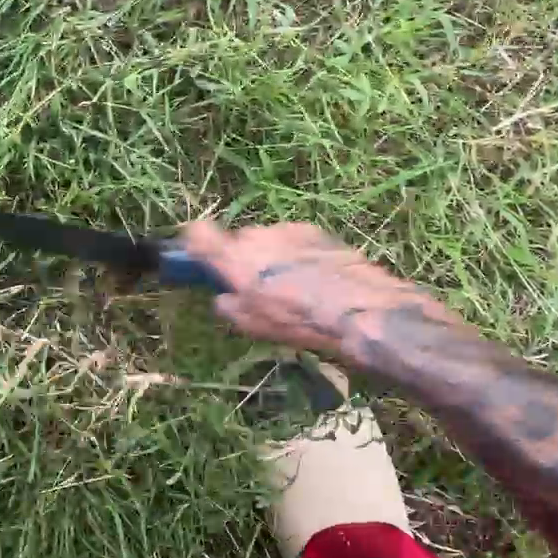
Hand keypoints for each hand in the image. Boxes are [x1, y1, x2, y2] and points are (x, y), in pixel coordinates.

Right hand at [178, 220, 470, 370]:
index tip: (199, 255)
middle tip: (254, 286)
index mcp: (235, 258)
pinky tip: (315, 281)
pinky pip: (297, 241)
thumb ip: (229, 306)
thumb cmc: (299, 322)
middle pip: (239, 239)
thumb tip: (223, 298)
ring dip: (273, 256)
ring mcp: (289, 230)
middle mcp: (258, 236)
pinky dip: (298, 255)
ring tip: (292, 287)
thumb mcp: (253, 326)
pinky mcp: (318, 232)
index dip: (195, 241)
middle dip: (243, 257)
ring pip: (270, 240)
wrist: (361, 311)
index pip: (198, 233)